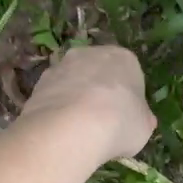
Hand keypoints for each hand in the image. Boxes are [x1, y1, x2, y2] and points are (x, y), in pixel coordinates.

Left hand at [18, 45, 156, 162]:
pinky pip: (53, 95)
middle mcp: (90, 54)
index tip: (125, 117)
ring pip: (72, 82)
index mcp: (123, 58)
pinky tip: (60, 129)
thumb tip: (139, 119)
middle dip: (98, 92)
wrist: (71, 127)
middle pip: (97, 72)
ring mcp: (61, 65)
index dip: (127, 97)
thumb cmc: (119, 122)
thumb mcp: (143, 126)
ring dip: (74, 99)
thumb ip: (141, 118)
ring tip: (77, 129)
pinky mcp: (39, 82)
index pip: (129, 73)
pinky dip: (56, 108)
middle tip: (101, 121)